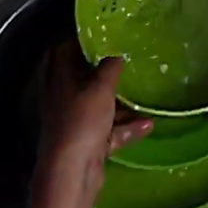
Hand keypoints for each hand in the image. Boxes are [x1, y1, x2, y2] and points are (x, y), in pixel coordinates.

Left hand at [38, 53, 154, 199]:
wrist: (73, 173)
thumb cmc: (82, 120)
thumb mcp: (100, 87)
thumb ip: (109, 67)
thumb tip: (116, 53)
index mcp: (59, 76)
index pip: (66, 49)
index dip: (83, 40)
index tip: (104, 34)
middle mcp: (63, 95)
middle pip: (83, 77)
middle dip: (105, 71)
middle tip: (126, 60)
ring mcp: (74, 120)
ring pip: (98, 104)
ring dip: (120, 102)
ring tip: (142, 94)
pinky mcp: (86, 142)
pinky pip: (108, 129)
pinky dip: (125, 127)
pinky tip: (148, 124)